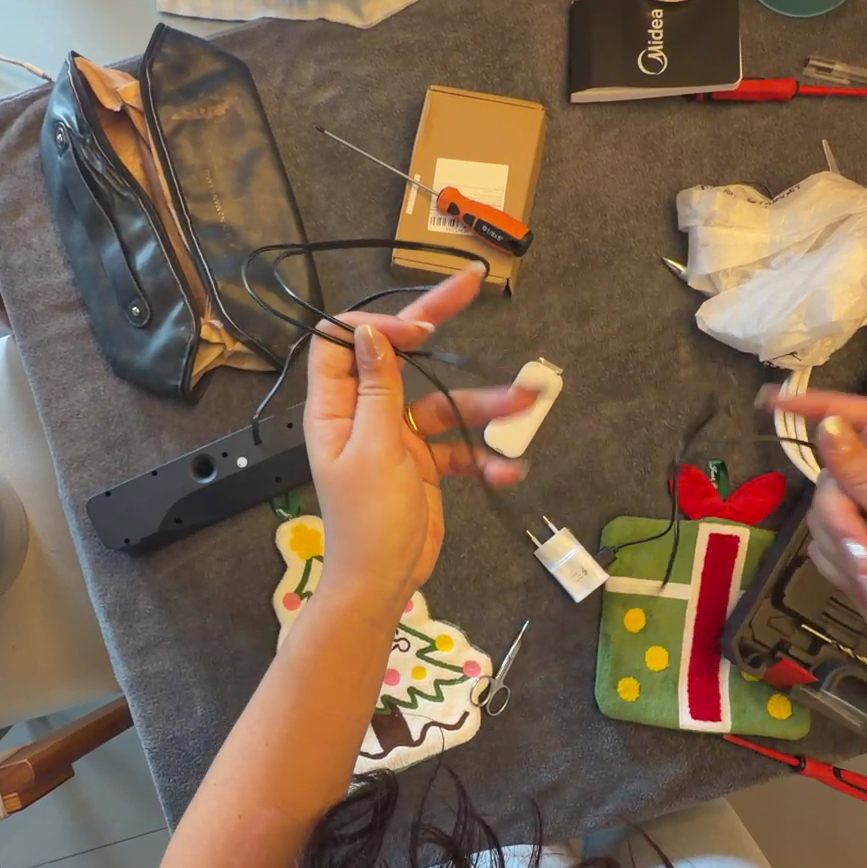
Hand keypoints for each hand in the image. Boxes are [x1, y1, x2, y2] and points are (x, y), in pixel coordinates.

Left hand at [304, 265, 534, 623]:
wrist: (384, 583)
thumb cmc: (369, 520)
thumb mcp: (374, 450)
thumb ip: (376, 391)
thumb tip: (366, 332)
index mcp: (336, 410)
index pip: (341, 346)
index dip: (375, 327)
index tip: (418, 328)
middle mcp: (364, 416)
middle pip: (398, 359)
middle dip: (434, 324)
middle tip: (471, 284)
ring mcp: (397, 440)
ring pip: (442, 405)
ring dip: (484, 404)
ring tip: (529, 399)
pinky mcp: (425, 465)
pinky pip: (457, 447)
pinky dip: (482, 456)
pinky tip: (508, 470)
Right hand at [762, 389, 866, 671]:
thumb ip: (862, 471)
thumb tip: (825, 424)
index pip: (866, 419)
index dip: (822, 407)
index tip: (776, 401)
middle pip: (833, 476)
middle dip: (843, 518)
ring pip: (823, 512)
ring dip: (846, 547)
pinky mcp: (855, 543)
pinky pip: (822, 541)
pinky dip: (843, 565)